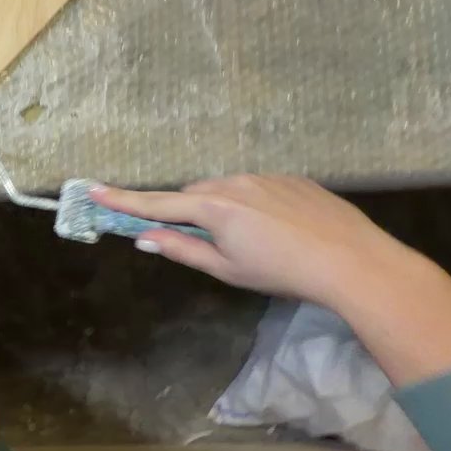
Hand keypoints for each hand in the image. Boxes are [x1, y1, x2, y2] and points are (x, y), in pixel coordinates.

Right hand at [90, 175, 423, 308]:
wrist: (358, 264)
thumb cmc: (282, 272)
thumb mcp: (226, 269)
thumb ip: (181, 249)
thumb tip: (144, 238)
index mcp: (212, 207)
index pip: (155, 203)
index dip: (121, 199)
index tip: (92, 188)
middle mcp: (233, 182)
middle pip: (192, 194)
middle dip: (186, 211)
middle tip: (200, 239)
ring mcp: (266, 177)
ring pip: (224, 189)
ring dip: (220, 207)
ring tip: (247, 238)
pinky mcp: (293, 179)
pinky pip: (256, 187)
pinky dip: (251, 203)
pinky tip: (276, 228)